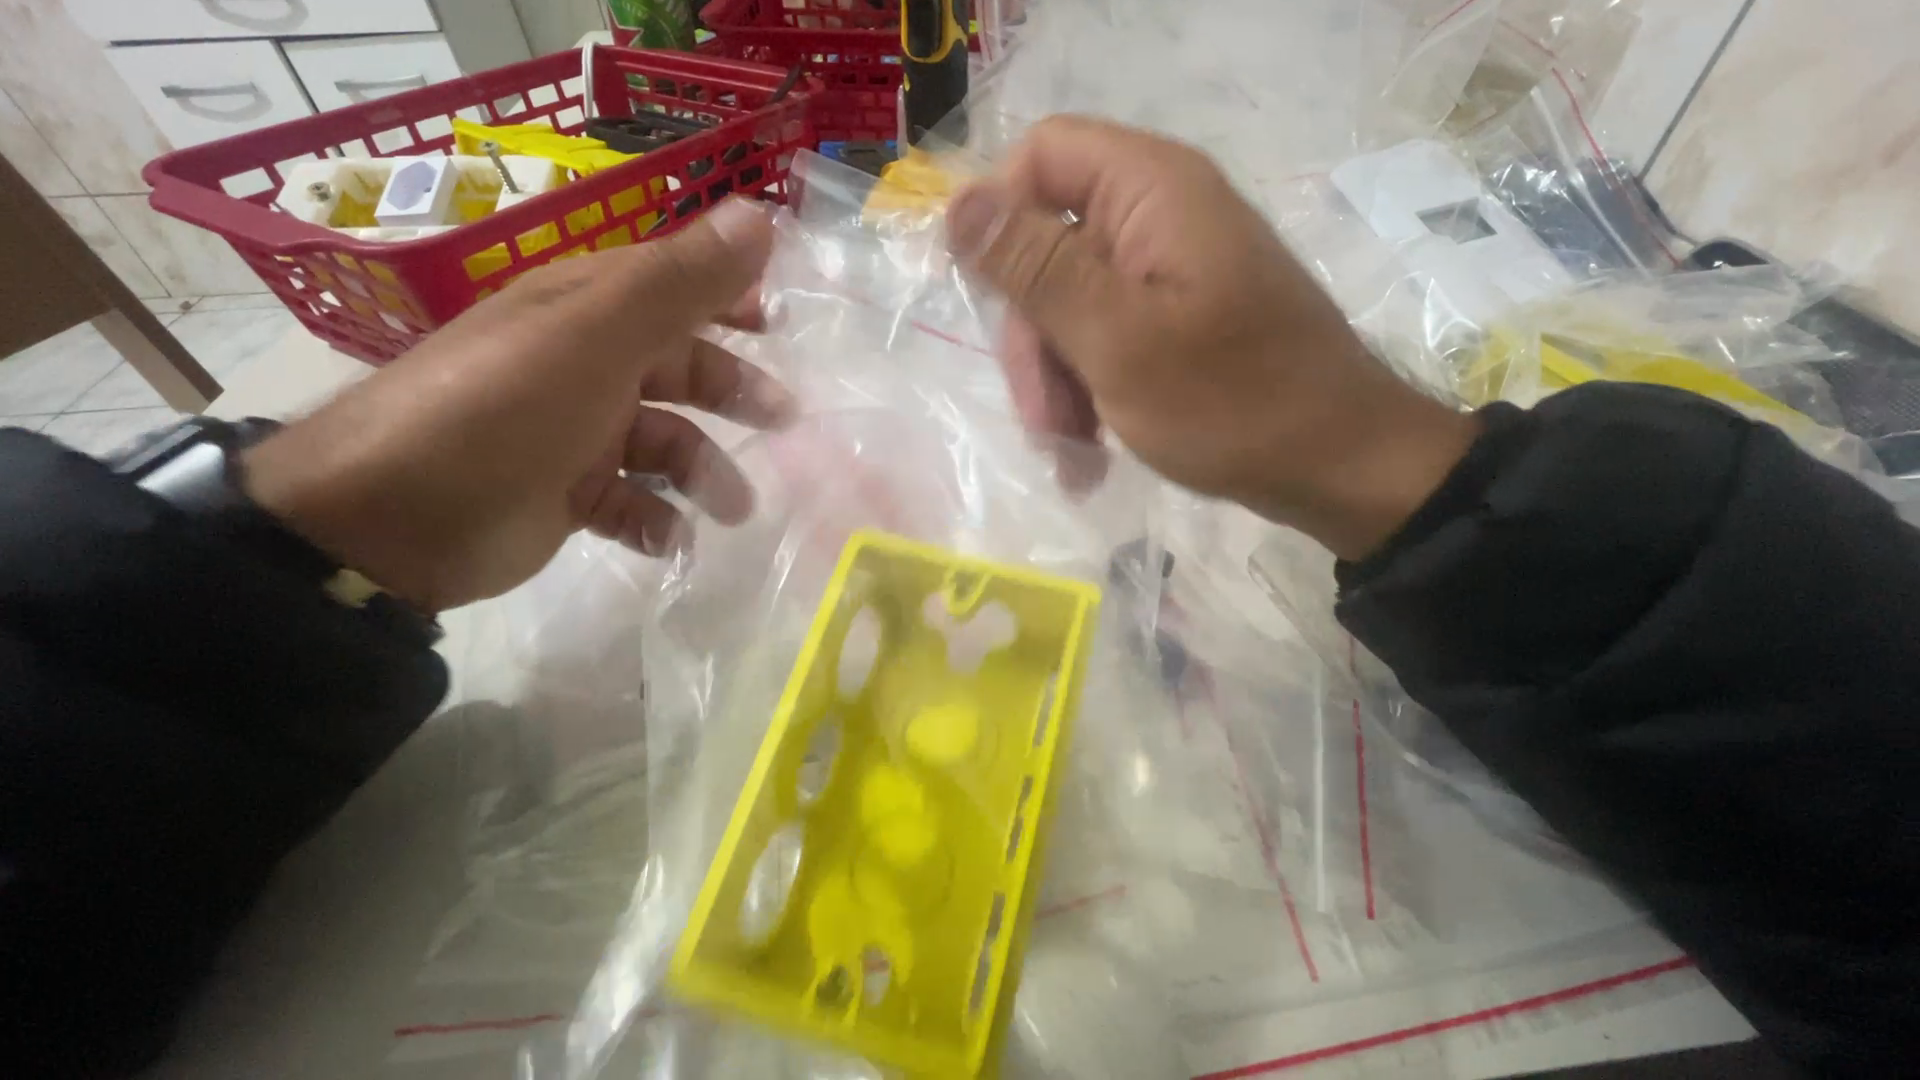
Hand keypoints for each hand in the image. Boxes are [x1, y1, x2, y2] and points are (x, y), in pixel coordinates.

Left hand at [244, 199, 789, 611]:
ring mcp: (574, 432)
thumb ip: (680, 283)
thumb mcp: (596, 337)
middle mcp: (583, 364)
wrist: (394, 519)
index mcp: (586, 311)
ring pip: (663, 442)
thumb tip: (759, 214)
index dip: (728, 297)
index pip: (671, 287)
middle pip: (678, 367)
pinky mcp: (566, 495)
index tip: (783, 322)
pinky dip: (656, 520)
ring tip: (733, 509)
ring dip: (703, 471)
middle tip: (784, 420)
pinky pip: (630, 502)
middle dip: (733, 391)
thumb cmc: (504, 411)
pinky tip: (671, 539)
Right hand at [946, 117, 1477, 560]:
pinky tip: (1089, 449)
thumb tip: (958, 202)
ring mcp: (1170, 270)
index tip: (985, 299)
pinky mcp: (1178, 318)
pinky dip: (1089, 388)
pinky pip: (1105, 335)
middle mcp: (1160, 215)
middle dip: (1033, 335)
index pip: (1042, 155)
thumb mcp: (1115, 338)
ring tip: (1072, 450)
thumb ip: (1033, 266)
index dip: (998, 217)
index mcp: (1151, 190)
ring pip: (1069, 303)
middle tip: (1042, 416)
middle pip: (1047, 243)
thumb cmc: (1230, 402)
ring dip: (1056, 379)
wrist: (1338, 467)